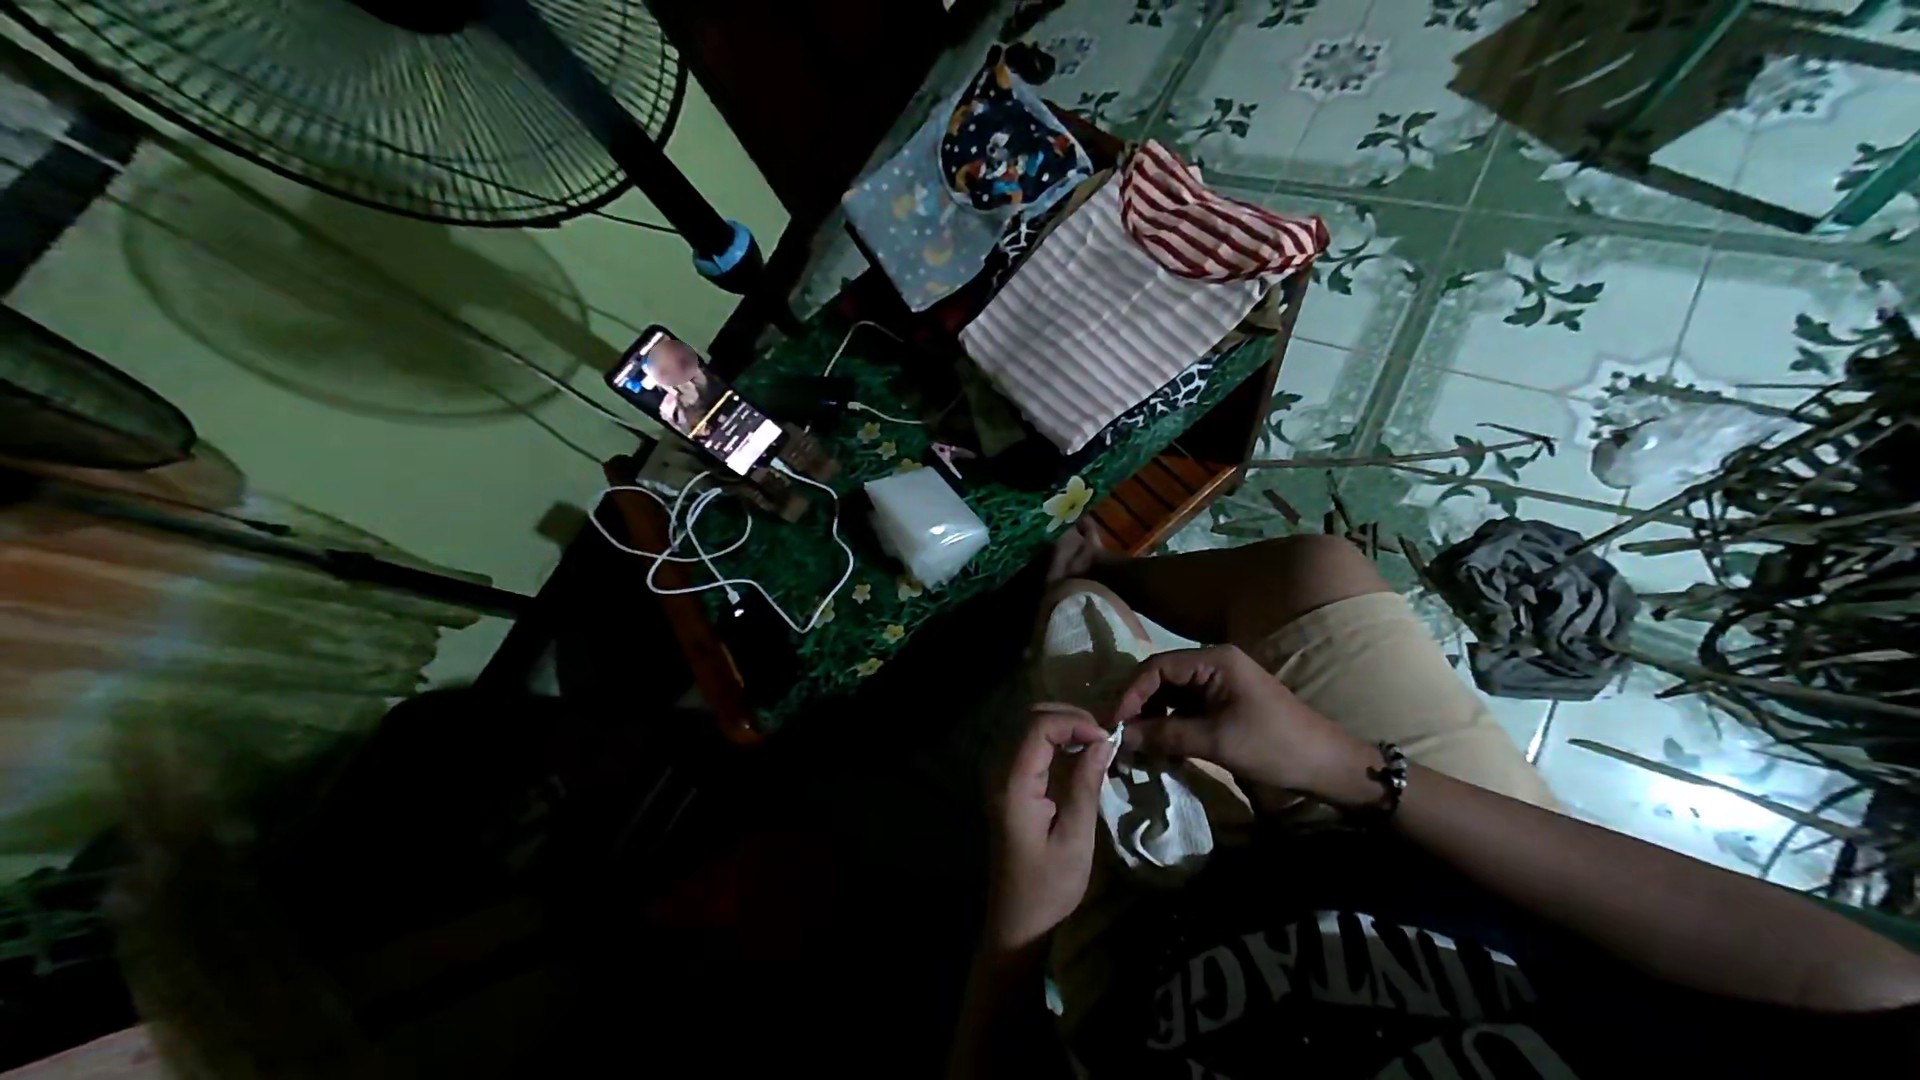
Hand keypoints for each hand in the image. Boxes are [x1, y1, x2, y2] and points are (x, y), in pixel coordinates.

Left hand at [983, 704, 1114, 951]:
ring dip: (1061, 725)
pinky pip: (1028, 745)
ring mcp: (999, 775)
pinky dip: (1053, 739)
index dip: (1073, 722)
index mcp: (1013, 784)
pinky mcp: (1007, 783)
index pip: (1037, 727)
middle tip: (1102, 737)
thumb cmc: (1048, 887)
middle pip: (1029, 718)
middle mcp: (999, 771)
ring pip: (1027, 727)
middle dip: (1068, 717)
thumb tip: (1102, 741)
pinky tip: (1077, 752)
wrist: (1017, 921)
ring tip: (1094, 742)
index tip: (1105, 739)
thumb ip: (1085, 785)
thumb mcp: (1076, 839)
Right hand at [1114, 645, 1377, 808]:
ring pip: (1169, 694)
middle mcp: (1212, 663)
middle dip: (1137, 705)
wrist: (1327, 766)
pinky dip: (1167, 724)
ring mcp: (1217, 683)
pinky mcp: (1221, 703)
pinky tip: (1157, 744)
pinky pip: (1182, 707)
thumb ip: (1165, 735)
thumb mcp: (1216, 741)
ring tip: (1134, 742)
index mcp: (1213, 660)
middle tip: (1118, 733)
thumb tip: (1120, 737)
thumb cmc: (1273, 746)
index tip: (1114, 722)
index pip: (1156, 667)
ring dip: (1150, 716)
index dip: (1131, 693)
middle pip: (1160, 677)